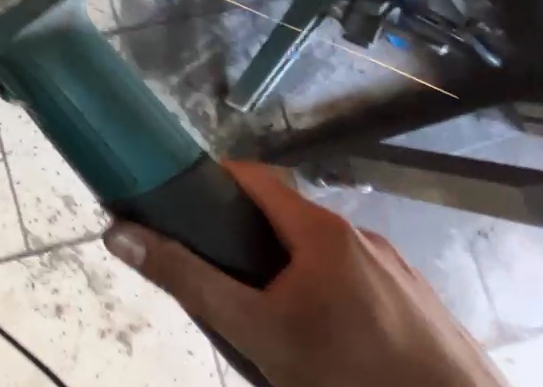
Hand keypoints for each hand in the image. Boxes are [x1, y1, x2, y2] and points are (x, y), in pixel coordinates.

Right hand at [104, 161, 505, 386]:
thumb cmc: (353, 374)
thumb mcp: (256, 331)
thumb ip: (186, 278)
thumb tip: (116, 232)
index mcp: (323, 231)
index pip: (253, 175)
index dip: (210, 180)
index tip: (179, 204)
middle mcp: (365, 238)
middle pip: (285, 216)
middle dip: (243, 235)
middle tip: (216, 271)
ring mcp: (402, 274)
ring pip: (322, 253)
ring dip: (286, 267)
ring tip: (266, 312)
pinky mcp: (426, 310)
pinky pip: (359, 282)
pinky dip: (329, 294)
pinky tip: (325, 340)